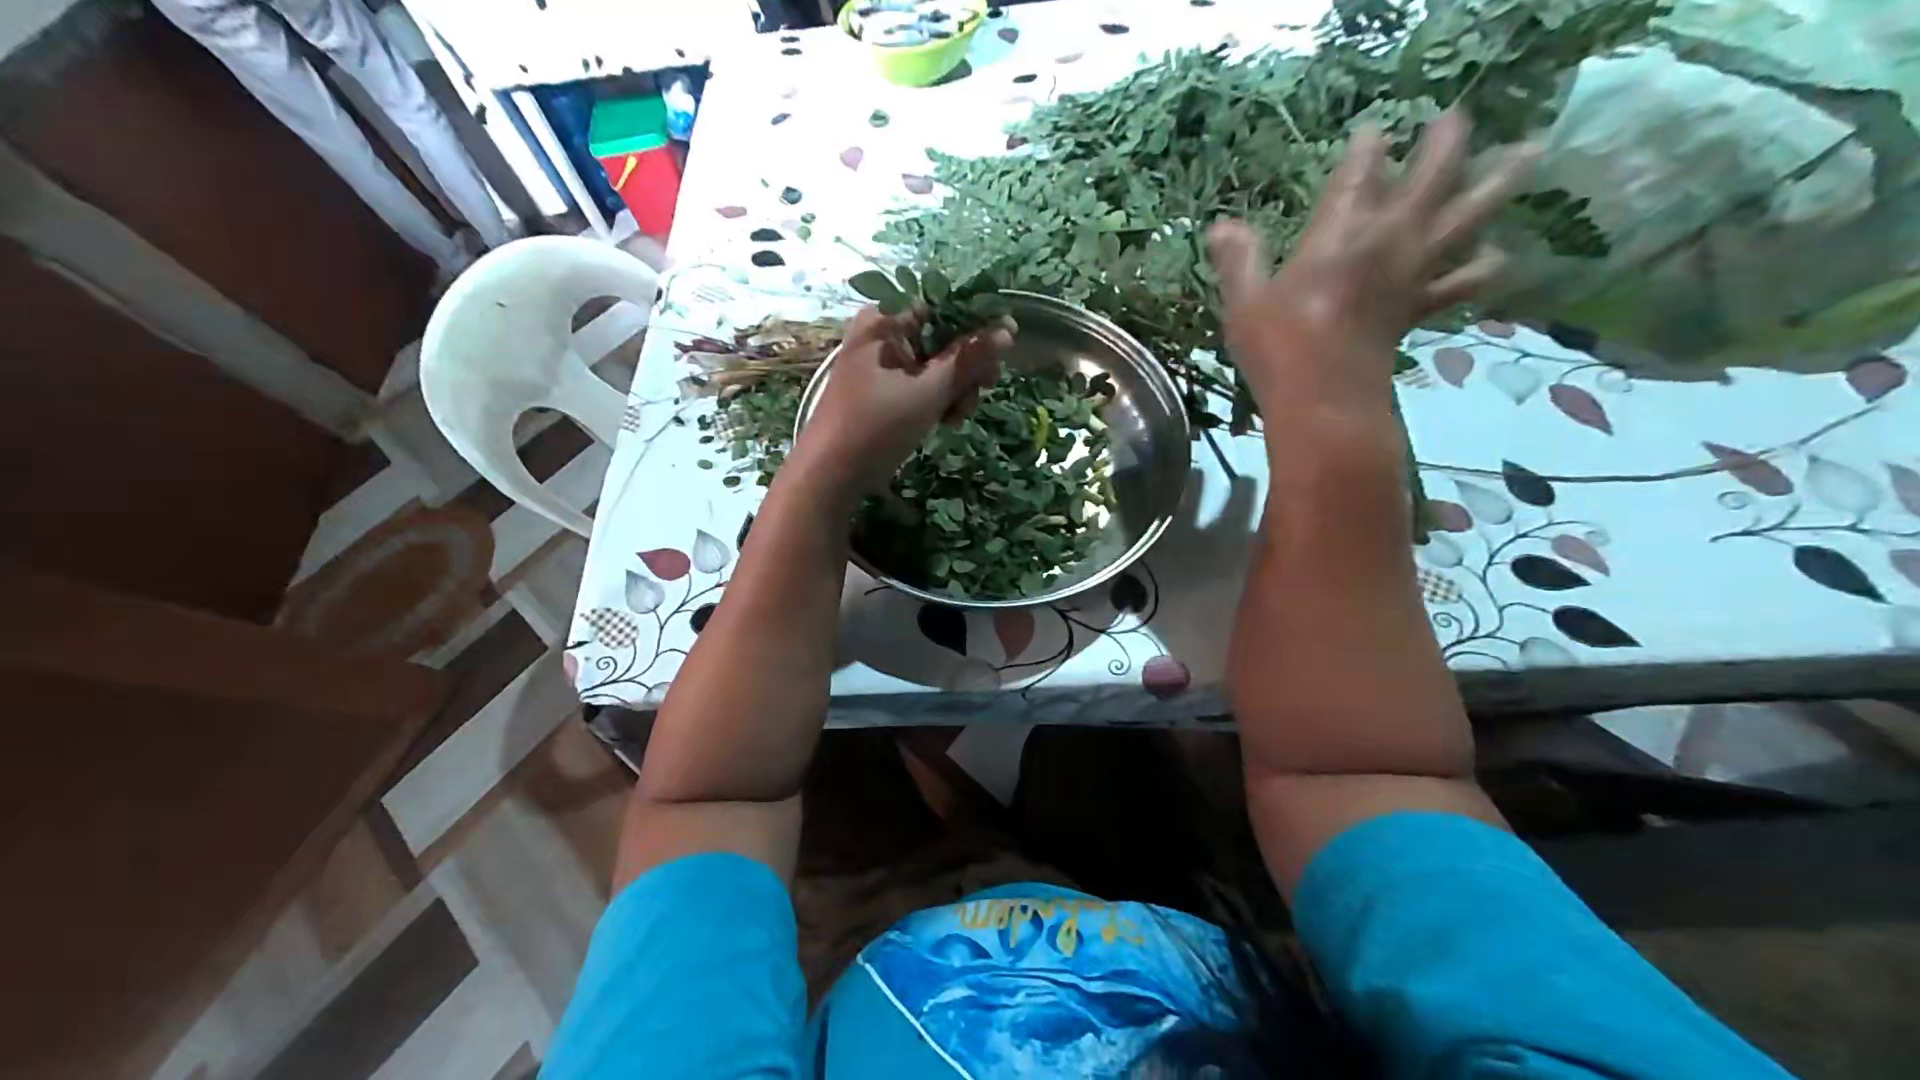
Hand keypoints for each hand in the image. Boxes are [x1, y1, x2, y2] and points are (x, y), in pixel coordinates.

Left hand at [791, 304, 1014, 497]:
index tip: (1007, 345)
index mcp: (886, 320)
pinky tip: (947, 422)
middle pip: (944, 335)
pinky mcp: (886, 390)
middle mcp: (884, 334)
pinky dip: (940, 399)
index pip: (944, 304)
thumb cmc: (876, 426)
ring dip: (957, 387)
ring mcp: (884, 363)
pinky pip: (924, 384)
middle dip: (968, 364)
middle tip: (985, 388)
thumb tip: (1007, 330)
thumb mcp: (928, 392)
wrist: (830, 475)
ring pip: (938, 363)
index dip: (978, 322)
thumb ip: (968, 359)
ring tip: (959, 415)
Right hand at [1208, 110, 1536, 418]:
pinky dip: (1487, 265)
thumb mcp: (1244, 301)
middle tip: (1454, 117)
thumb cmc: (1279, 348)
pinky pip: (1467, 279)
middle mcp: (1388, 241)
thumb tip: (1221, 226)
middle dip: (1445, 141)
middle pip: (1432, 176)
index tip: (1373, 128)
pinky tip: (1499, 255)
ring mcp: (1413, 273)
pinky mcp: (1422, 307)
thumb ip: (1238, 259)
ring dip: (1500, 181)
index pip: (1361, 171)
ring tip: (1526, 153)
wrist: (1325, 401)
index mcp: (1341, 234)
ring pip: (1470, 217)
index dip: (1368, 144)